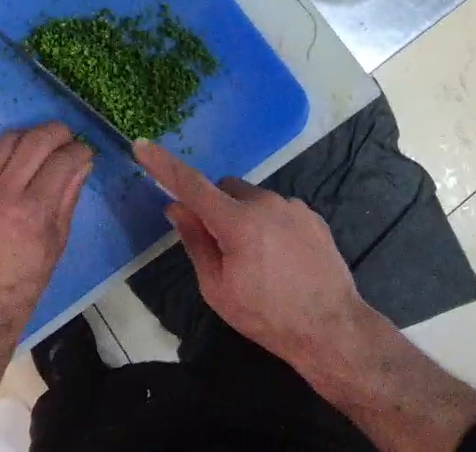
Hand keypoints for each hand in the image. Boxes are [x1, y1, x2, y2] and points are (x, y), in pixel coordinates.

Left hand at [0, 123, 91, 428]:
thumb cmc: (27, 280)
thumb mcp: (58, 239)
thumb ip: (70, 194)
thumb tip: (84, 161)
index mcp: (33, 211)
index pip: (62, 160)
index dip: (80, 150)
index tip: (87, 151)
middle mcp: (5, 193)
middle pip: (35, 140)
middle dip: (58, 132)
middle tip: (70, 138)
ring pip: (10, 139)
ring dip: (33, 136)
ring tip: (47, 145)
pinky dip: (12, 152)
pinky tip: (24, 161)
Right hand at [135, 139, 378, 376]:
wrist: (334, 330)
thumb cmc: (268, 317)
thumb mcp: (218, 290)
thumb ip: (195, 242)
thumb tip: (177, 208)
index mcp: (237, 222)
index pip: (191, 185)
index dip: (163, 165)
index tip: (142, 145)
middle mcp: (264, 202)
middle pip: (224, 189)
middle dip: (216, 208)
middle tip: (222, 247)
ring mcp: (292, 206)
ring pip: (252, 199)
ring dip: (245, 217)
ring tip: (260, 261)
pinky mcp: (311, 215)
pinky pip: (278, 209)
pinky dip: (270, 224)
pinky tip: (282, 259)